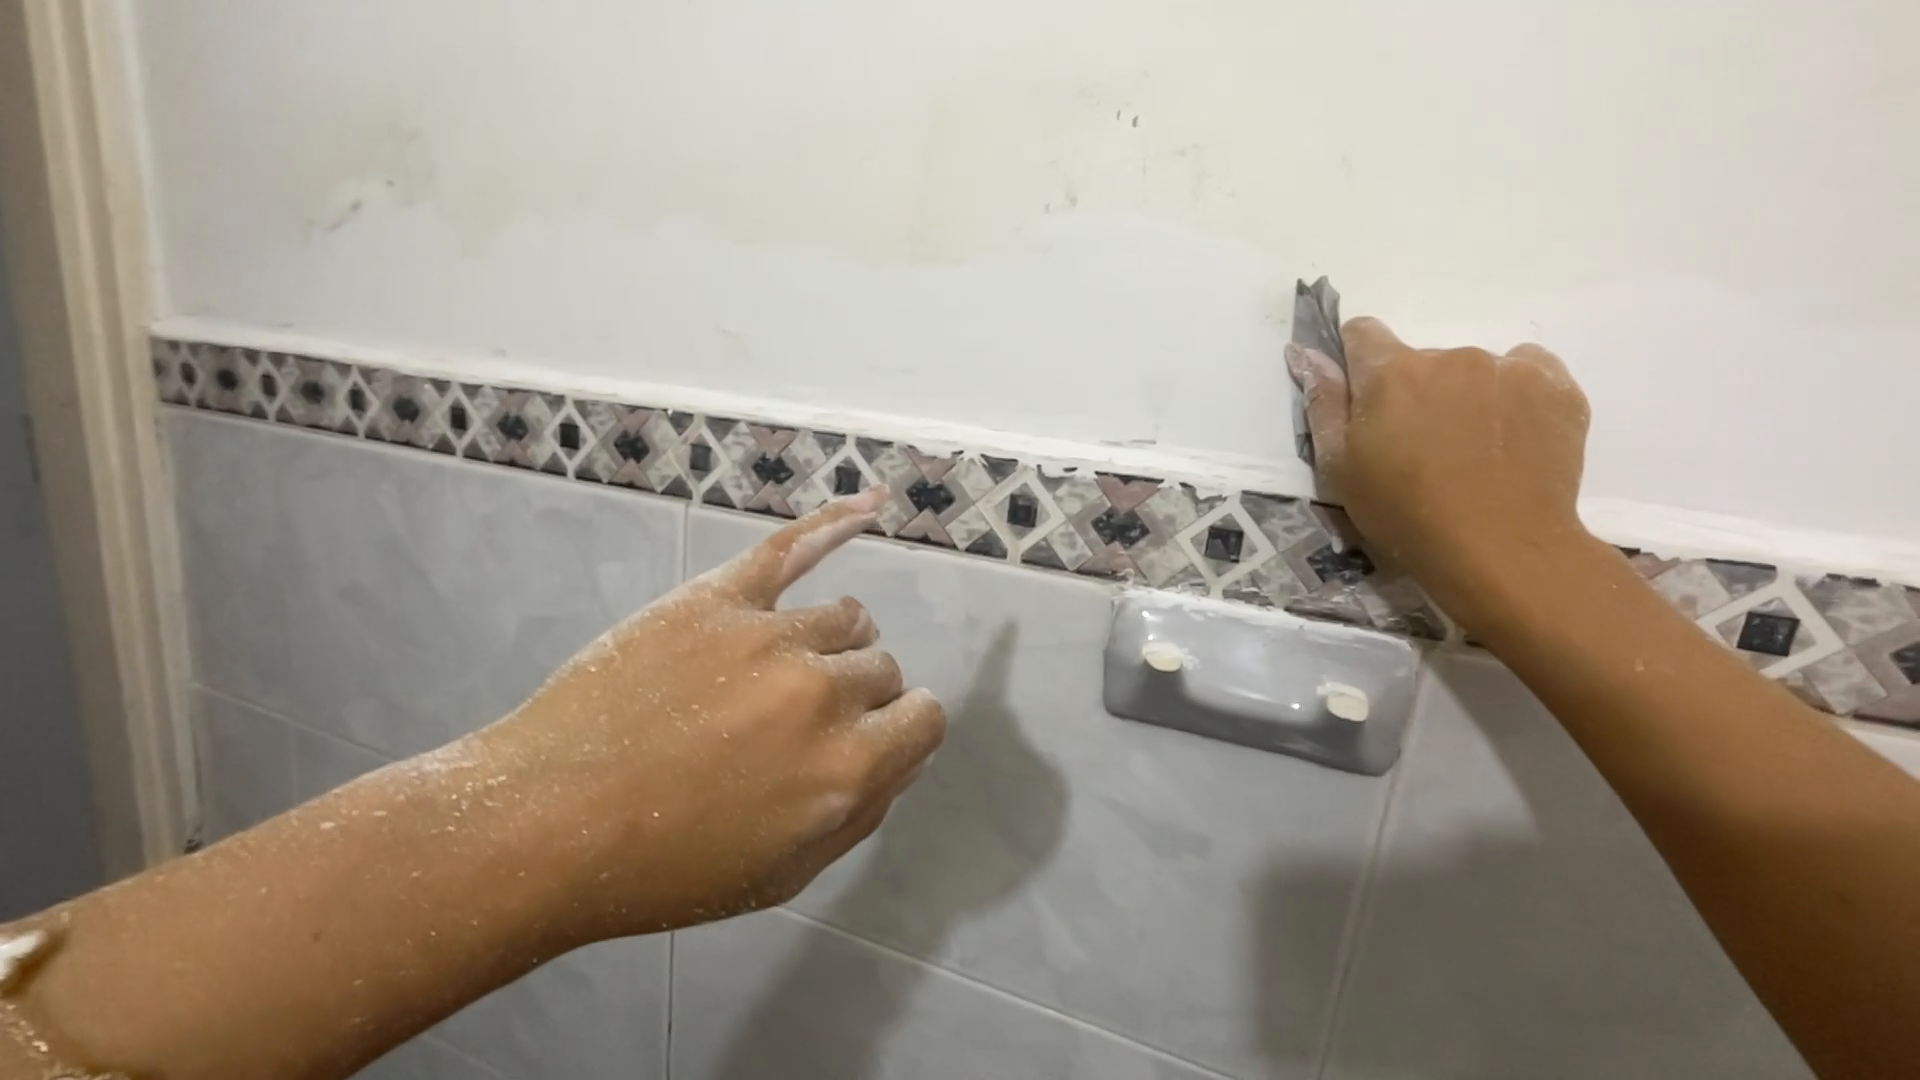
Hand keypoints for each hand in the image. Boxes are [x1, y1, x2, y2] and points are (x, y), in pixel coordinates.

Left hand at [474, 487, 945, 940]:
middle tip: (795, 724)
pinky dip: (837, 521)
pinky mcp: (718, 599)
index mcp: (847, 770)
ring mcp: (770, 636)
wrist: (545, 826)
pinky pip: (792, 547)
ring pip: (847, 617)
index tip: (868, 741)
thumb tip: (901, 757)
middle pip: (883, 667)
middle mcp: (824, 693)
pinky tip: (874, 504)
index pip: (923, 719)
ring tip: (781, 667)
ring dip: (832, 643)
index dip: (900, 732)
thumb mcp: (784, 873)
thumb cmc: (665, 868)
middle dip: (857, 696)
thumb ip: (863, 813)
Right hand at [1288, 318, 1596, 632]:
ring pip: (1472, 371)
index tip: (1364, 401)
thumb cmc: (1402, 513)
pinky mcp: (1556, 388)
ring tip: (1469, 452)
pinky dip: (1512, 398)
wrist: (1499, 549)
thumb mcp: (1339, 467)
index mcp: (1390, 372)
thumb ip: (1323, 402)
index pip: (1362, 333)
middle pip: (1420, 360)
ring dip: (1462, 397)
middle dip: (1413, 392)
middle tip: (1418, 448)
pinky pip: (1526, 374)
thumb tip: (1305, 352)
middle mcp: (1449, 356)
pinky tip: (1509, 440)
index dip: (1356, 361)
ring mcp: (1508, 368)